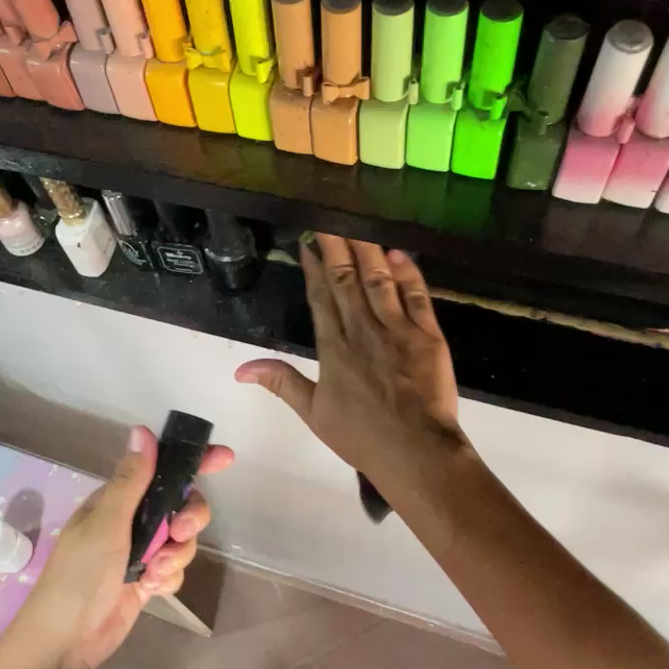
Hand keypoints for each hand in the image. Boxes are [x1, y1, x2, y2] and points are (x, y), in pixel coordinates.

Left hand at [20, 426, 233, 668]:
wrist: (65, 640)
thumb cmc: (80, 575)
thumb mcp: (106, 523)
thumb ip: (131, 480)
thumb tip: (143, 431)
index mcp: (117, 500)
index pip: (161, 470)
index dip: (194, 462)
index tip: (225, 459)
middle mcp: (131, 521)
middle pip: (182, 505)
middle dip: (189, 519)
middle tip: (179, 533)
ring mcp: (140, 551)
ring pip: (182, 540)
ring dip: (176, 556)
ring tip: (152, 574)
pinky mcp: (146, 580)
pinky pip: (175, 569)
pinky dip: (168, 579)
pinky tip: (149, 591)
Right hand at [235, 233, 468, 498]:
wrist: (414, 451)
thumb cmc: (361, 437)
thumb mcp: (313, 413)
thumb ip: (282, 383)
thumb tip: (241, 368)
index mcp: (333, 348)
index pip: (321, 298)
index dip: (314, 268)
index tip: (309, 243)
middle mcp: (361, 330)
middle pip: (347, 280)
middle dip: (337, 246)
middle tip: (329, 217)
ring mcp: (396, 330)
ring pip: (379, 280)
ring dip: (368, 251)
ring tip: (358, 225)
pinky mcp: (427, 335)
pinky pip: (416, 296)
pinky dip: (408, 273)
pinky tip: (398, 254)